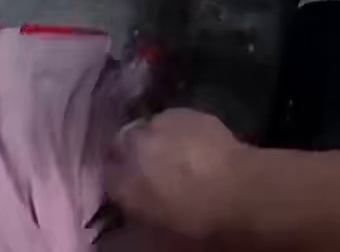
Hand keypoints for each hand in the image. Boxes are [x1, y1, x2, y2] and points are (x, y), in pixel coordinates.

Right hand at [108, 109, 253, 238]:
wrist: (234, 187)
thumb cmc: (195, 221)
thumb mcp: (155, 228)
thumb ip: (134, 209)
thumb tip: (129, 201)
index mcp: (124, 182)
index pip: (105, 174)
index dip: (114, 178)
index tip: (122, 184)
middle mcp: (136, 146)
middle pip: (119, 142)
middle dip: (126, 151)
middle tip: (142, 165)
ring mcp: (159, 123)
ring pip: (144, 126)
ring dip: (149, 136)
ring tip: (165, 150)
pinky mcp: (183, 110)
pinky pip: (168, 118)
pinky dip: (171, 128)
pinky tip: (186, 140)